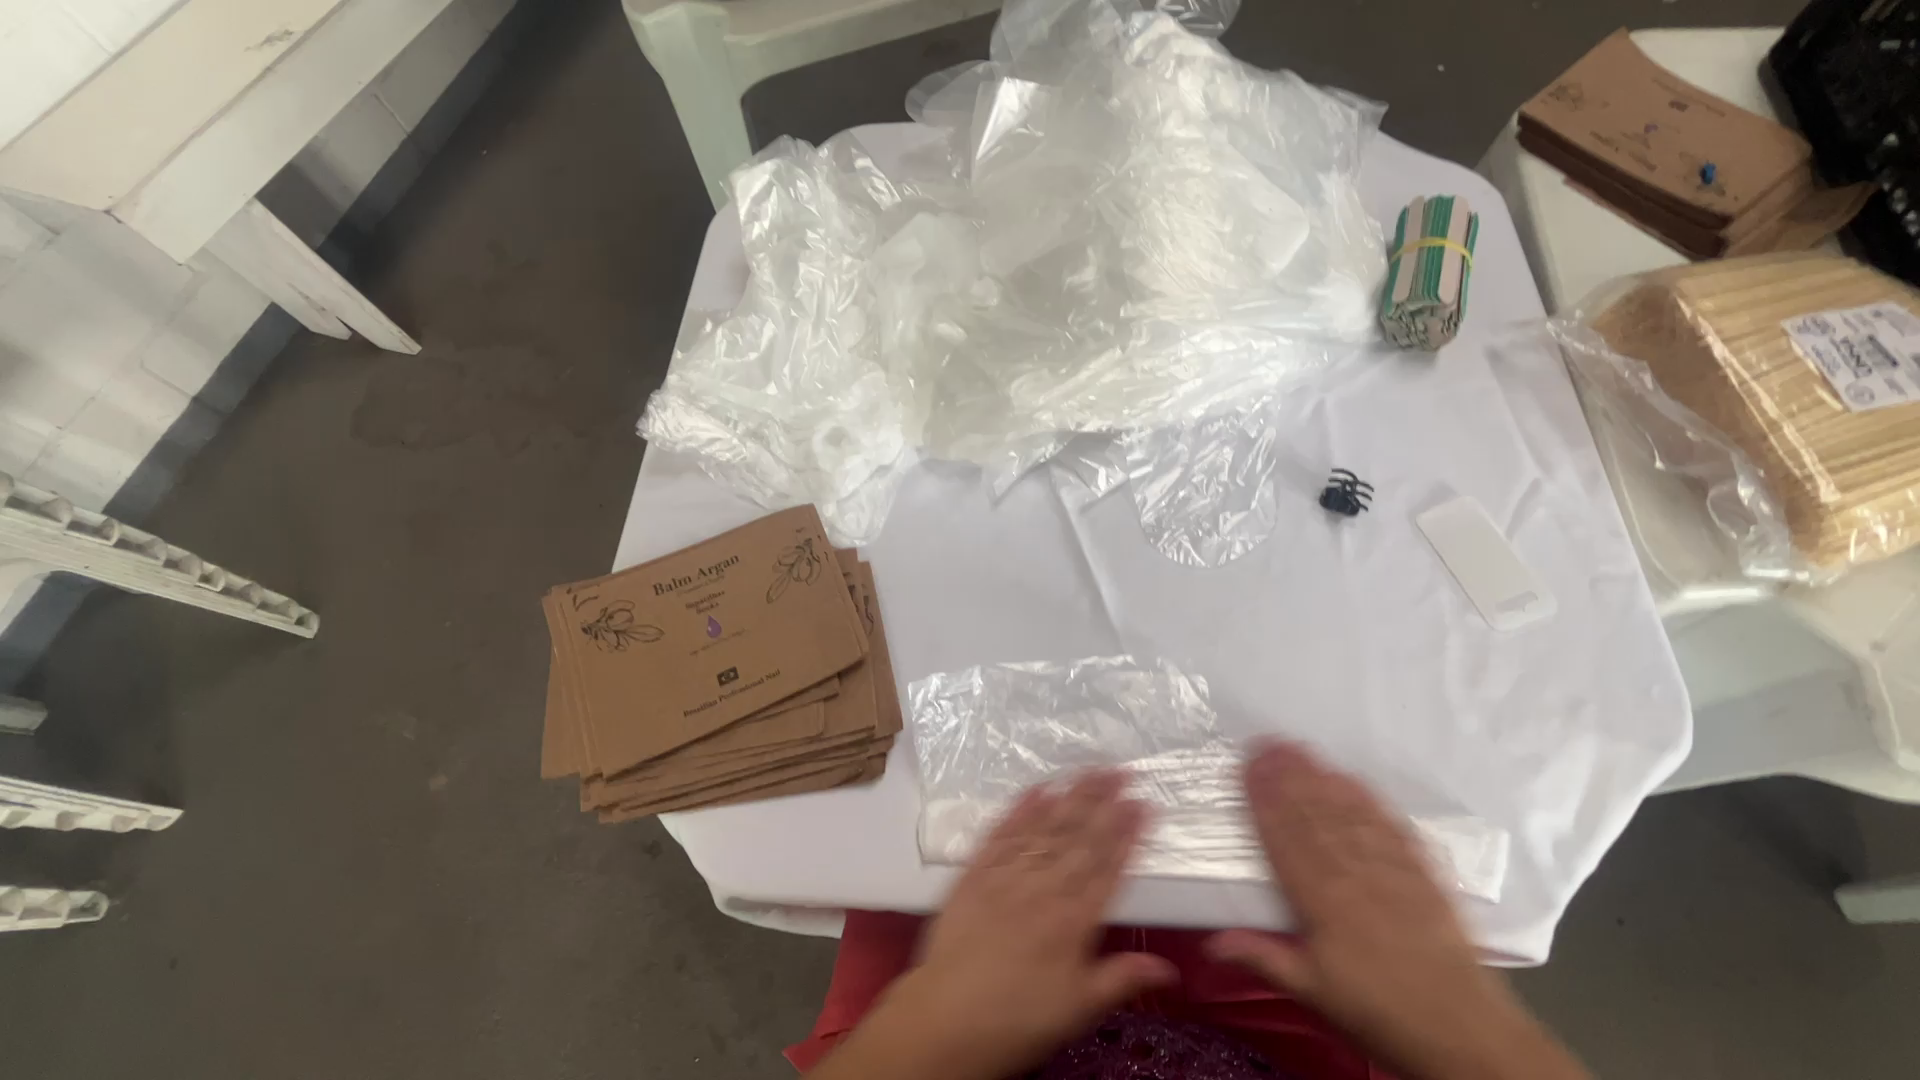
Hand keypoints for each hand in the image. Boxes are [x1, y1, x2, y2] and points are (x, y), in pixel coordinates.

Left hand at [810, 771, 1176, 1079]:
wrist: (945, 1019)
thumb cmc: (1017, 1019)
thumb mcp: (1077, 1009)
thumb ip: (1121, 979)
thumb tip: (1171, 970)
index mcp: (1073, 921)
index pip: (1107, 868)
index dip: (1128, 835)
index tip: (1144, 805)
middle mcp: (1043, 889)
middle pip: (1079, 838)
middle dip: (1104, 802)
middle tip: (1123, 771)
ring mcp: (1007, 876)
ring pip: (1045, 828)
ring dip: (1070, 797)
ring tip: (1090, 770)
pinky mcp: (974, 873)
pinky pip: (1001, 834)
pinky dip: (1019, 809)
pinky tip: (1037, 789)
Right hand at [1206, 742, 1588, 1079]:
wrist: (1462, 1032)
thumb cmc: (1378, 1012)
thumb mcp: (1314, 993)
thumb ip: (1264, 958)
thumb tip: (1210, 941)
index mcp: (1322, 901)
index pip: (1285, 839)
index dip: (1264, 800)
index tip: (1247, 767)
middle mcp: (1354, 876)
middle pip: (1314, 817)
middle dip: (1288, 776)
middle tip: (1267, 741)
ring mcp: (1391, 871)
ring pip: (1348, 814)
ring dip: (1321, 778)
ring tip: (1300, 749)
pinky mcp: (1422, 875)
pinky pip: (1390, 829)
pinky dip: (1368, 801)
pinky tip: (1353, 780)